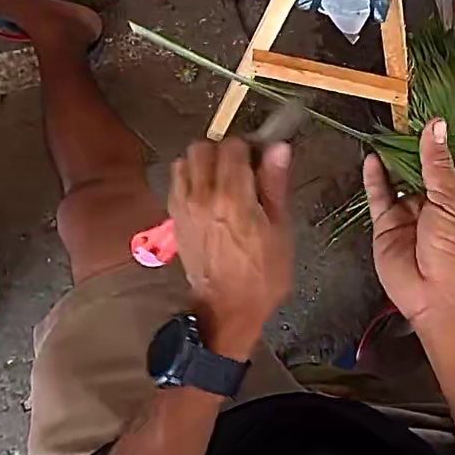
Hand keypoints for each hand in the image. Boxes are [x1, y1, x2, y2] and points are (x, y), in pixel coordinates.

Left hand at [168, 137, 294, 358]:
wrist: (227, 309)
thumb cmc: (263, 274)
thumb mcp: (280, 229)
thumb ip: (275, 184)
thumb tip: (279, 147)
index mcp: (232, 197)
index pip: (234, 146)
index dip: (251, 148)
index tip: (262, 161)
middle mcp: (202, 195)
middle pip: (205, 146)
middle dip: (225, 150)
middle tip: (243, 168)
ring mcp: (183, 205)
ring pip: (186, 159)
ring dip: (205, 161)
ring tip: (224, 180)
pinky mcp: (174, 216)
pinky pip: (177, 179)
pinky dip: (191, 176)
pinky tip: (208, 193)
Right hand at [363, 119, 454, 331]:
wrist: (438, 299)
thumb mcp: (452, 203)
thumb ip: (437, 166)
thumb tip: (435, 128)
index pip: (446, 167)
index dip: (438, 146)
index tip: (431, 120)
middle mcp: (433, 207)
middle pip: (419, 172)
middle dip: (412, 150)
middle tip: (404, 121)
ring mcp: (408, 216)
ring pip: (397, 181)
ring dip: (393, 161)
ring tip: (387, 134)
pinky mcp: (386, 227)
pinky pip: (378, 197)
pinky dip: (374, 178)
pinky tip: (373, 159)